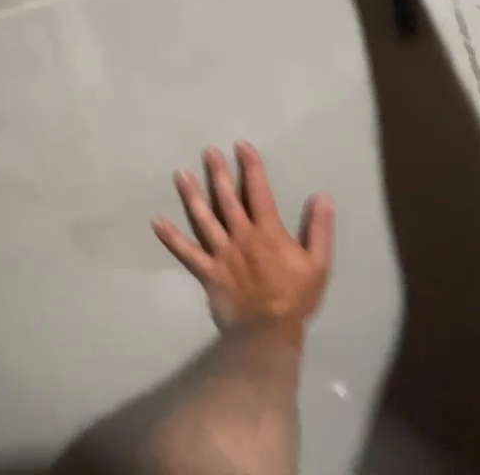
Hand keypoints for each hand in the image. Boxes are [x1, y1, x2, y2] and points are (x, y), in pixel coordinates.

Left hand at [153, 143, 334, 340]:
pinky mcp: (208, 272)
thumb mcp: (318, 264)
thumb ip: (319, 229)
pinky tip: (157, 222)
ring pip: (204, 219)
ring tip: (179, 174)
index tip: (241, 146)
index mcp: (268, 232)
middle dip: (218, 173)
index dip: (251, 167)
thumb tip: (322, 196)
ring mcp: (221, 254)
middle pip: (227, 199)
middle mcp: (241, 237)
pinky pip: (186, 253)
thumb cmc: (295, 298)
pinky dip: (171, 238)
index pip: (259, 191)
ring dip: (191, 195)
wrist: (268, 333)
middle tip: (207, 151)